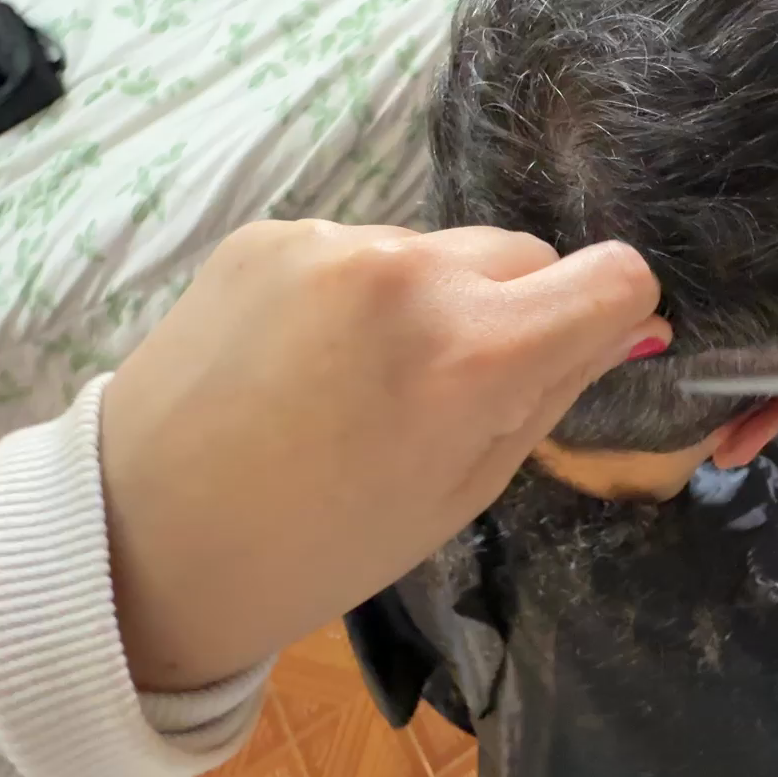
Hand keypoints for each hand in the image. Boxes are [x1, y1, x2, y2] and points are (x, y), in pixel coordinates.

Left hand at [100, 221, 664, 689]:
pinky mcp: (272, 229)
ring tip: (374, 372)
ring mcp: (332, 239)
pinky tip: (318, 351)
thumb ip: (559, 388)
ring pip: (451, 250)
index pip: (613, 276)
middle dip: (524, 309)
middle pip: (530, 253)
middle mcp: (408, 270)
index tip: (587, 344)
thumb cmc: (329, 547)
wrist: (141, 542)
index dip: (619, 310)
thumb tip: (636, 325)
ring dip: (446, 299)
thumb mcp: (470, 486)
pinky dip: (375, 292)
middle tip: (461, 383)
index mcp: (470, 355)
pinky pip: (374, 248)